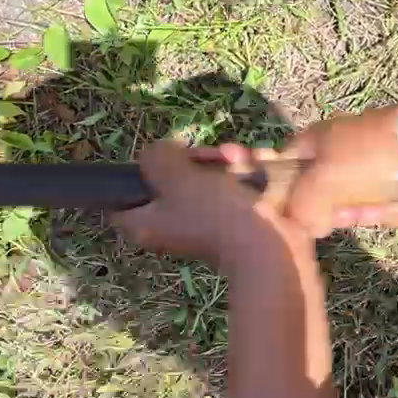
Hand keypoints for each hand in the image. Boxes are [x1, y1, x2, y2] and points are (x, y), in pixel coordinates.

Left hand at [115, 140, 315, 274]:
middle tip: (216, 155)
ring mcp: (207, 224)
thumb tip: (164, 152)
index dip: (143, 172)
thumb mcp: (174, 176)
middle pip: (175, 180)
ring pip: (209, 179)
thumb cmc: (215, 213)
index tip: (166, 159)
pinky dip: (247, 173)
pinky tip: (258, 164)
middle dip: (199, 160)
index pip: (126, 196)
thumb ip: (156, 156)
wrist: (271, 245)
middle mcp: (173, 226)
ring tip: (242, 158)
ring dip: (228, 162)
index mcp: (147, 224)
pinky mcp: (238, 220)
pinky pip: (235, 188)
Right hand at [281, 106, 397, 237]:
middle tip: (350, 214)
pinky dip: (390, 205)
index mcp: (314, 139)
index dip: (285, 195)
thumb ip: (302, 207)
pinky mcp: (395, 168)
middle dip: (339, 209)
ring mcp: (368, 157)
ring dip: (368, 209)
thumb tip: (307, 227)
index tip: (299, 217)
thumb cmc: (366, 159)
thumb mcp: (323, 184)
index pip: (284, 168)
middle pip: (323, 190)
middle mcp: (337, 145)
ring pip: (356, 198)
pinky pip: (383, 197)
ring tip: (382, 207)